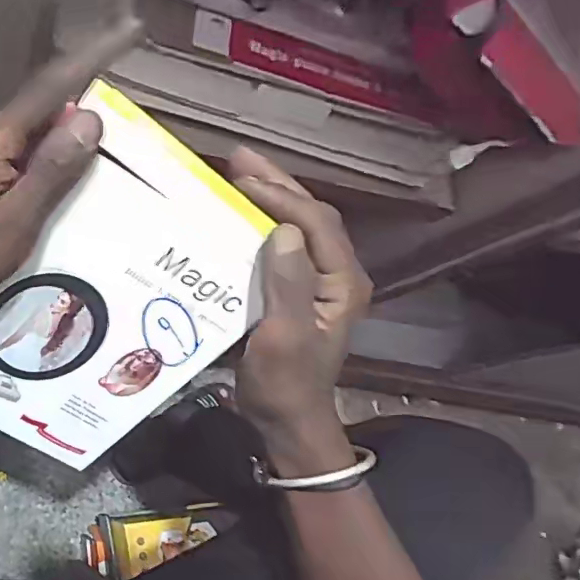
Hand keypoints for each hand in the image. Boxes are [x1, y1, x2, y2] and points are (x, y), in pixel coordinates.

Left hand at [0, 19, 143, 322]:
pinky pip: (21, 150)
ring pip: (32, 128)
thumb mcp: (20, 217)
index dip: (92, 58)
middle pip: (42, 103)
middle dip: (83, 91)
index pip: (51, 86)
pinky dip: (49, 152)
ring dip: (66, 126)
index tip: (129, 31)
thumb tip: (90, 117)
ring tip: (104, 135)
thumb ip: (54, 167)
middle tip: (123, 95)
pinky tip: (65, 168)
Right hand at [229, 146, 374, 473]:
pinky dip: (260, 227)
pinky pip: (282, 249)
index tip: (242, 176)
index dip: (281, 195)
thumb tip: (284, 230)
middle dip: (277, 185)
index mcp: (341, 282)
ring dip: (269, 200)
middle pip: (311, 217)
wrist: (288, 422)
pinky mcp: (296, 295)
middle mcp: (335, 276)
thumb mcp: (283, 338)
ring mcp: (317, 285)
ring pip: (297, 229)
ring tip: (238, 176)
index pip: (316, 223)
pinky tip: (238, 219)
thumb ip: (288, 285)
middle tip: (239, 157)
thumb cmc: (284, 384)